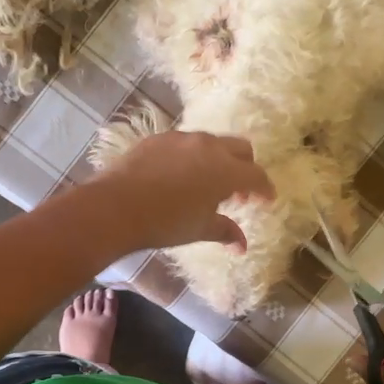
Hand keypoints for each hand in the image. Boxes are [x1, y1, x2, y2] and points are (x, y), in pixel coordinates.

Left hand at [65, 131, 274, 252]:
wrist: (116, 206)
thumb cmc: (165, 222)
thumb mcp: (199, 230)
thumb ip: (224, 231)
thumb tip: (242, 245)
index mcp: (226, 170)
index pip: (256, 175)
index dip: (265, 189)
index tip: (267, 200)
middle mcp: (208, 146)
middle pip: (240, 149)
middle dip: (246, 168)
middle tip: (238, 194)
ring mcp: (182, 138)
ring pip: (212, 142)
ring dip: (219, 161)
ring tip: (208, 185)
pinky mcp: (158, 138)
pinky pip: (185, 144)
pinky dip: (192, 158)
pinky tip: (180, 177)